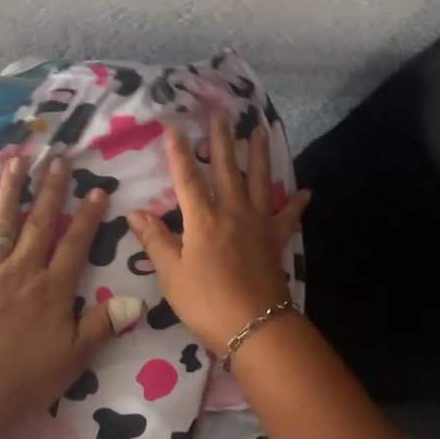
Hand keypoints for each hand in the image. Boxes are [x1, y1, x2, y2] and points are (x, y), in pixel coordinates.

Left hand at [0, 154, 118, 431]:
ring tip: (13, 161)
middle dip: (51, 189)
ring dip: (7, 191)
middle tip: (58, 158)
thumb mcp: (75, 356)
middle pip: (40, 222)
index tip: (98, 189)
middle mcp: (23, 270)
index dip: (89, 216)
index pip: (76, 243)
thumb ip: (102, 325)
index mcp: (53, 288)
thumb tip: (137, 302)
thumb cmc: (26, 379)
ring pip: (0, 224)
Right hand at [127, 116, 311, 350]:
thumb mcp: (171, 274)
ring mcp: (258, 223)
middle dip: (222, 140)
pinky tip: (305, 191)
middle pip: (226, 168)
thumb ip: (155, 240)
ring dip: (259, 154)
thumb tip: (134, 212)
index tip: (175, 126)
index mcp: (202, 219)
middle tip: (221, 113)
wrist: (256, 325)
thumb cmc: (206, 302)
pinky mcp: (276, 240)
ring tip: (260, 130)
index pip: (188, 178)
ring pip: (259, 180)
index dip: (179, 152)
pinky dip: (295, 203)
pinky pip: (287, 216)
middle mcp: (232, 212)